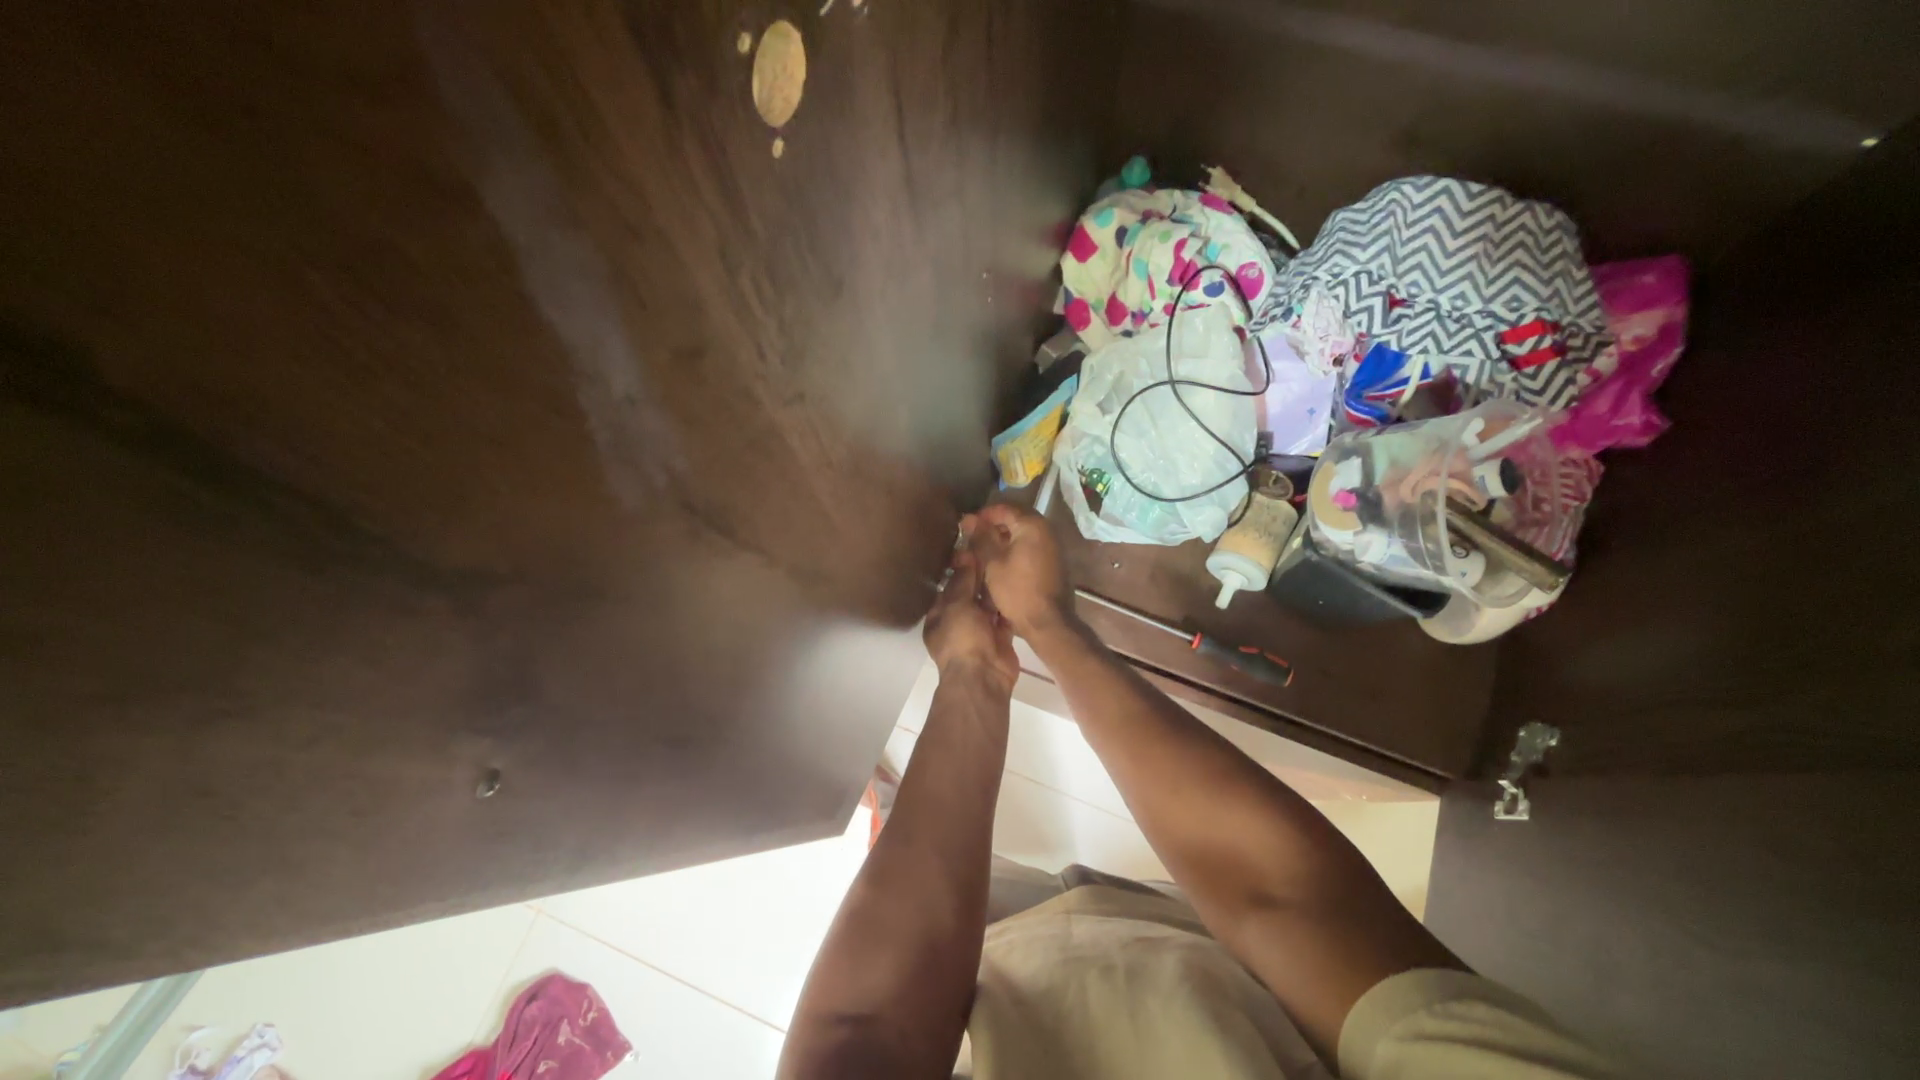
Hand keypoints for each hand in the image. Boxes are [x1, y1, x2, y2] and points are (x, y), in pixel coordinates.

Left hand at [922, 542, 1018, 694]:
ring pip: (987, 604)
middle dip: (979, 577)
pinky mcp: (1000, 637)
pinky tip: (1017, 581)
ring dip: (995, 588)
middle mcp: (958, 622)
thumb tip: (963, 555)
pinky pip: (1004, 616)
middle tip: (994, 550)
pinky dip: (1008, 604)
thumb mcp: (956, 605)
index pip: (948, 587)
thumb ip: (962, 581)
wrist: (983, 675)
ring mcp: (980, 631)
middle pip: (969, 594)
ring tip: (1007, 560)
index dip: (959, 569)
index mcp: (939, 616)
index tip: (973, 547)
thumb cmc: (961, 638)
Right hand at [968, 504, 1074, 639]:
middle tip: (974, 539)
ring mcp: (1053, 546)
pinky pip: (1032, 546)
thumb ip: (981, 538)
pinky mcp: (1054, 561)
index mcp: (1032, 525)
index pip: (1004, 508)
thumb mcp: (992, 563)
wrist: (1048, 621)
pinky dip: (1016, 549)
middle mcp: (1046, 530)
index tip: (966, 527)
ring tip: (984, 552)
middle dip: (994, 527)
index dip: (983, 515)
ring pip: (1023, 534)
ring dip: (1004, 539)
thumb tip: (969, 518)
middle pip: (1015, 519)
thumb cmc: (1017, 591)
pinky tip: (1001, 564)